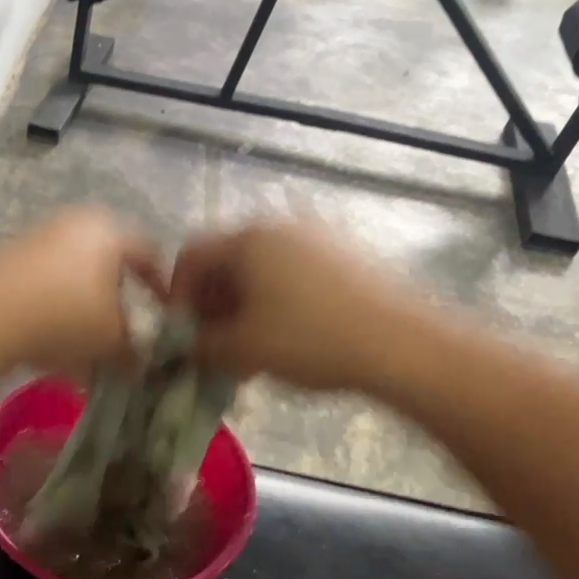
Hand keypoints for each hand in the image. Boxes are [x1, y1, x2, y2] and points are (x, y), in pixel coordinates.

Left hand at [0, 206, 165, 371]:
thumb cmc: (65, 318)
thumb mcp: (111, 340)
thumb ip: (134, 349)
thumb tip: (140, 361)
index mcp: (108, 230)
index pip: (149, 253)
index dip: (161, 286)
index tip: (165, 313)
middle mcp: (72, 224)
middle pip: (107, 263)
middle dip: (117, 301)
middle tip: (122, 333)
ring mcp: (35, 239)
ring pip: (73, 277)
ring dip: (83, 312)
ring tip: (84, 350)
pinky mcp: (5, 261)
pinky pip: (42, 287)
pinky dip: (53, 313)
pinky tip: (50, 347)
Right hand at [171, 220, 435, 391]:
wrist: (402, 345)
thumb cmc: (309, 340)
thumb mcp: (241, 349)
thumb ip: (199, 346)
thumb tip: (183, 347)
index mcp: (248, 237)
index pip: (190, 254)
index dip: (176, 296)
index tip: (181, 334)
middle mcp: (280, 225)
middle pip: (226, 261)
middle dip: (212, 306)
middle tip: (214, 349)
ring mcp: (318, 237)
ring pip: (261, 272)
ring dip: (243, 310)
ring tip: (248, 353)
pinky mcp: (346, 256)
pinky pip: (293, 276)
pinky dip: (276, 304)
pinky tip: (285, 342)